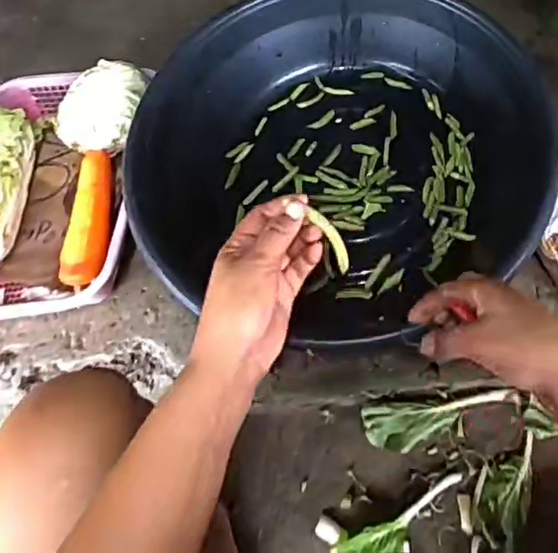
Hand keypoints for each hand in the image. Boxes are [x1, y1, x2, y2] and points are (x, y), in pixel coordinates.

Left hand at [193, 196, 323, 387]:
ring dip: (305, 239)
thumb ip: (279, 234)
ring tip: (321, 232)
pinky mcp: (283, 292)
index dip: (282, 207)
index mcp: (238, 248)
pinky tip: (318, 250)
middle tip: (319, 217)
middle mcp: (253, 259)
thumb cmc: (238, 306)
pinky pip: (298, 269)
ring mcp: (269, 276)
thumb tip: (296, 206)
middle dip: (297, 222)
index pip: (261, 218)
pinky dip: (308, 258)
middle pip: (279, 232)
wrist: (236, 356)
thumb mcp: (257, 264)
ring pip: (291, 249)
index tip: (305, 201)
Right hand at [408, 276, 557, 400]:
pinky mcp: (522, 329)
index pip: (449, 288)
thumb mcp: (477, 343)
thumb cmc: (519, 349)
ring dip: (458, 324)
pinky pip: (489, 324)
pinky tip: (473, 352)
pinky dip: (474, 334)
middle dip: (443, 310)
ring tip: (447, 345)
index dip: (427, 303)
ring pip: (477, 311)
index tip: (410, 321)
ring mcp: (513, 310)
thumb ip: (447, 340)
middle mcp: (500, 293)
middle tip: (429, 331)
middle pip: (464, 295)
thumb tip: (424, 341)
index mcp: (488, 289)